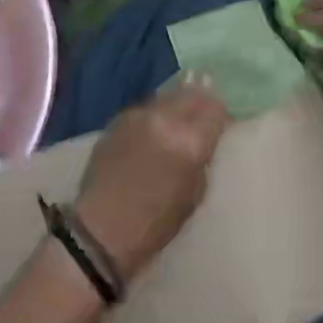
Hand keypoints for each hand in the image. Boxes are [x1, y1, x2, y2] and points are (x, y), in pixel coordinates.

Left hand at [72, 78, 230, 278]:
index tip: (221, 121)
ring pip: (167, 96)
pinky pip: (145, 108)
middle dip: (200, 100)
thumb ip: (202, 158)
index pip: (214, 107)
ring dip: (176, 104)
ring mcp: (138, 115)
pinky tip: (152, 130)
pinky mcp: (118, 118)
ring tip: (177, 120)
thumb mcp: (194, 195)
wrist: (101, 229)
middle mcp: (164, 118)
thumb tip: (206, 139)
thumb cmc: (155, 224)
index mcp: (189, 141)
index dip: (221, 113)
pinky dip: (154, 115)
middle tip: (202, 114)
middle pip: (191, 93)